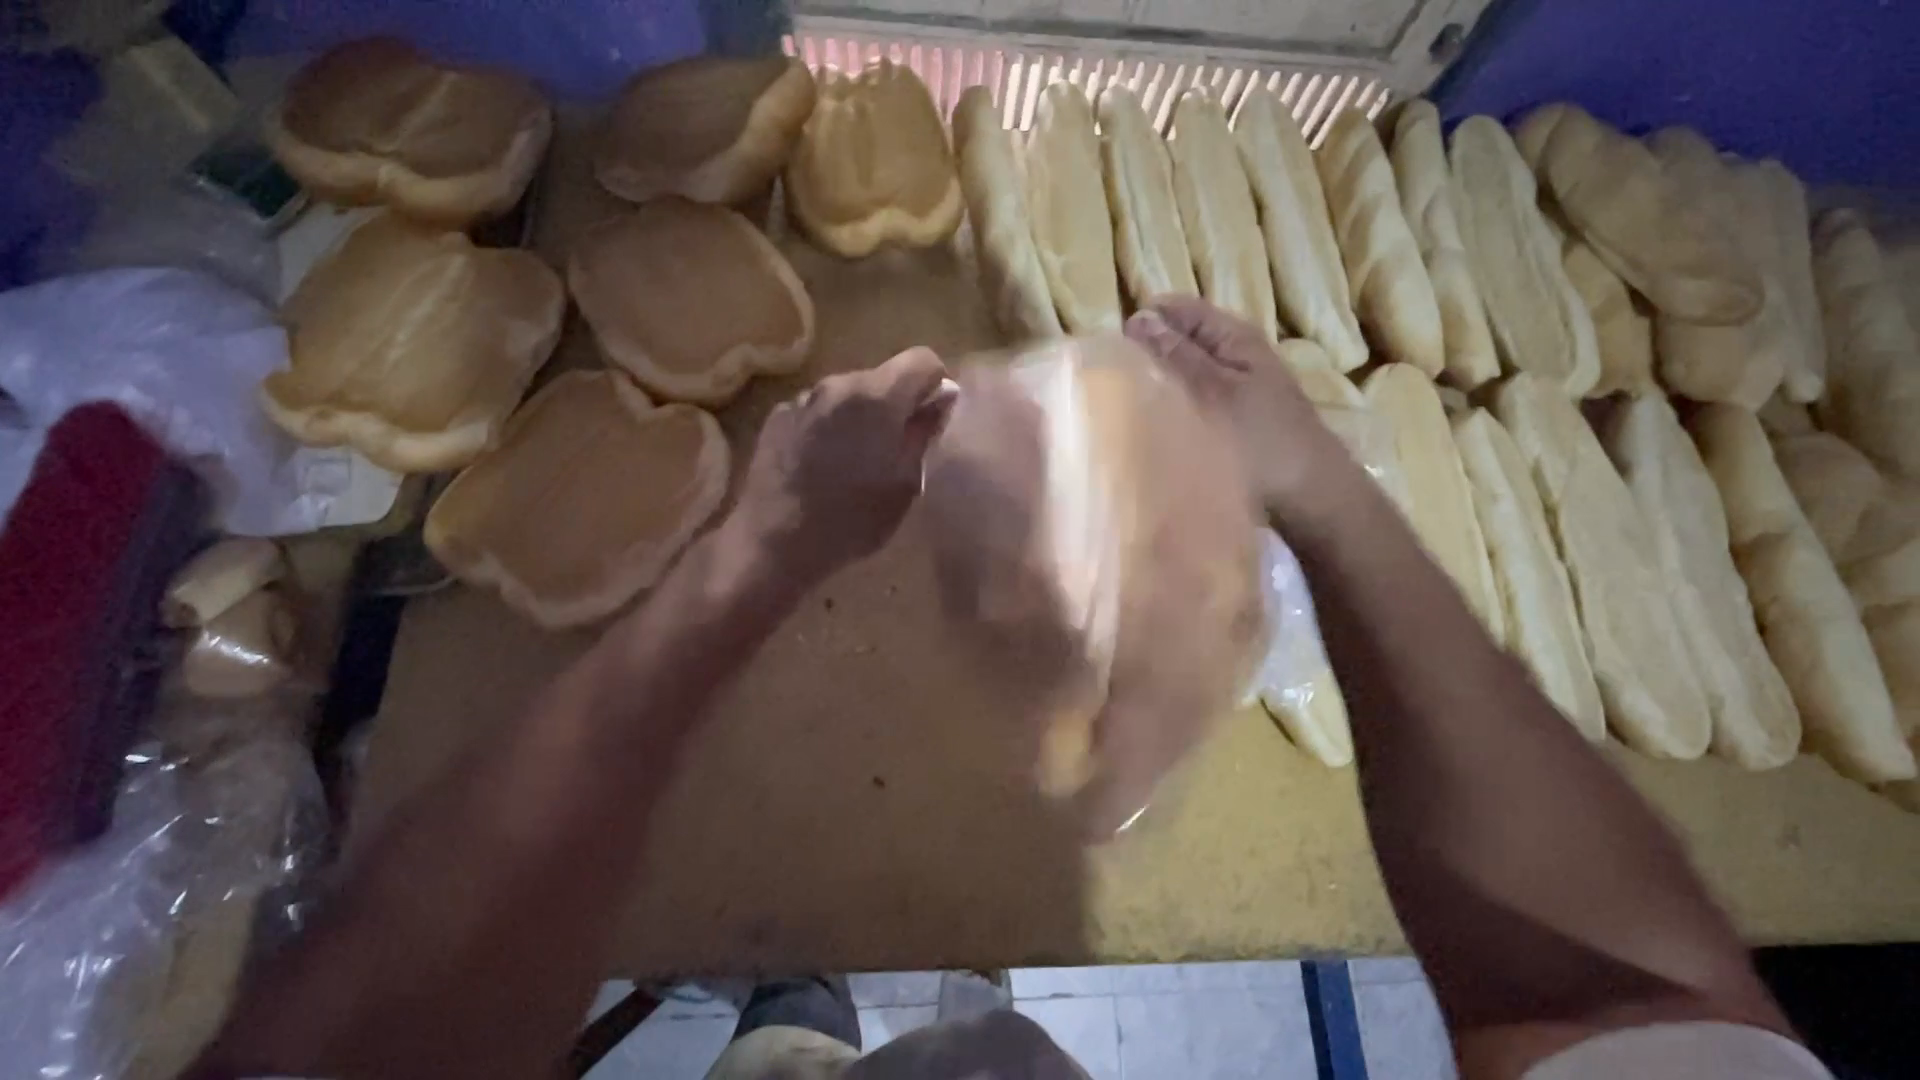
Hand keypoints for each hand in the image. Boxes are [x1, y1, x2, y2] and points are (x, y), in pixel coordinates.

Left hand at [733, 347, 955, 582]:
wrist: (773, 542)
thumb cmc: (852, 520)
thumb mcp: (905, 484)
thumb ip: (924, 433)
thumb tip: (942, 399)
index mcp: (877, 396)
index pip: (923, 358)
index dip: (935, 384)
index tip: (931, 418)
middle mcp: (838, 384)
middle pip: (882, 377)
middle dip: (895, 405)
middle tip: (894, 451)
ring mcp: (802, 399)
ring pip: (847, 395)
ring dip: (859, 417)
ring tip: (853, 462)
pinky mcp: (776, 417)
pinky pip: (817, 411)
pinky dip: (828, 428)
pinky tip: (820, 466)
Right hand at [1123, 297, 1349, 513]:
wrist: (1306, 494)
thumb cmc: (1261, 439)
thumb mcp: (1214, 391)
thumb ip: (1177, 355)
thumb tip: (1140, 318)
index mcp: (1233, 337)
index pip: (1178, 310)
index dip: (1145, 321)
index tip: (1111, 348)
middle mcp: (1234, 354)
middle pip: (1180, 339)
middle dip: (1148, 353)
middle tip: (1113, 379)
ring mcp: (1233, 387)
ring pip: (1184, 372)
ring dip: (1158, 382)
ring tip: (1126, 402)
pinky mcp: (1229, 418)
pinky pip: (1191, 400)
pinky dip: (1172, 406)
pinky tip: (1154, 423)